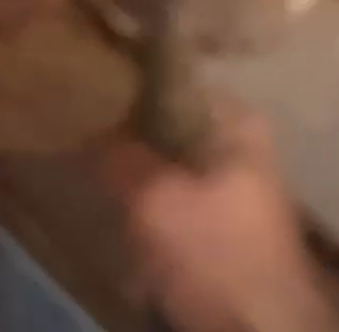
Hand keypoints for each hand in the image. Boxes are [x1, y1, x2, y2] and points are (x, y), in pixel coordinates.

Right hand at [107, 100, 333, 331]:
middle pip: (171, 131)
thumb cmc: (217, 254)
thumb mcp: (156, 201)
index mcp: (238, 122)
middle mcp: (243, 146)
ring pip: (172, 172)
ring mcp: (239, 189)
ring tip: (116, 206)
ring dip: (143, 192)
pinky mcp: (229, 229)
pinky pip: (180, 209)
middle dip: (135, 151)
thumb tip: (95, 131)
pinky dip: (158, 222)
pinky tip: (139, 243)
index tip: (96, 107)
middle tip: (100, 162)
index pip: (174, 85)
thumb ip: (121, 158)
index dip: (133, 95)